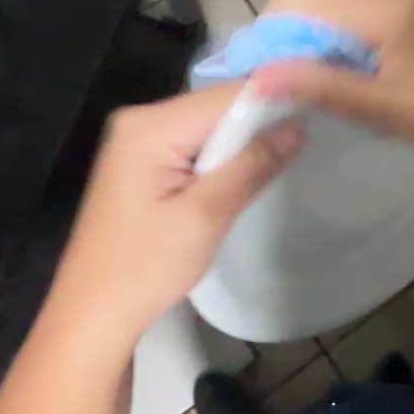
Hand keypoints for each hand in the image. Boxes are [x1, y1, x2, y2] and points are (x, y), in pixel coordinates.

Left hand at [47, 82, 304, 348]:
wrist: (91, 317)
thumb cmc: (145, 268)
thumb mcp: (206, 215)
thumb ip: (252, 165)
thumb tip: (297, 126)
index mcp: (150, 126)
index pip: (227, 96)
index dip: (276, 98)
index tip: (321, 106)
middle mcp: (140, 120)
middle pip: (217, 106)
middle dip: (262, 119)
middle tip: (313, 132)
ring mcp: (138, 141)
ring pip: (209, 126)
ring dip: (246, 139)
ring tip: (292, 147)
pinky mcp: (142, 162)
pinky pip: (194, 144)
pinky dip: (224, 155)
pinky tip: (250, 168)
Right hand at [252, 0, 413, 260]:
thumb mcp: (383, 110)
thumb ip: (319, 86)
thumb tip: (257, 77)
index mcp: (397, 4)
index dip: (278, 21)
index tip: (272, 55)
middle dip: (306, 11)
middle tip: (303, 53)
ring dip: (339, 0)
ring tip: (342, 43)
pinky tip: (380, 26)